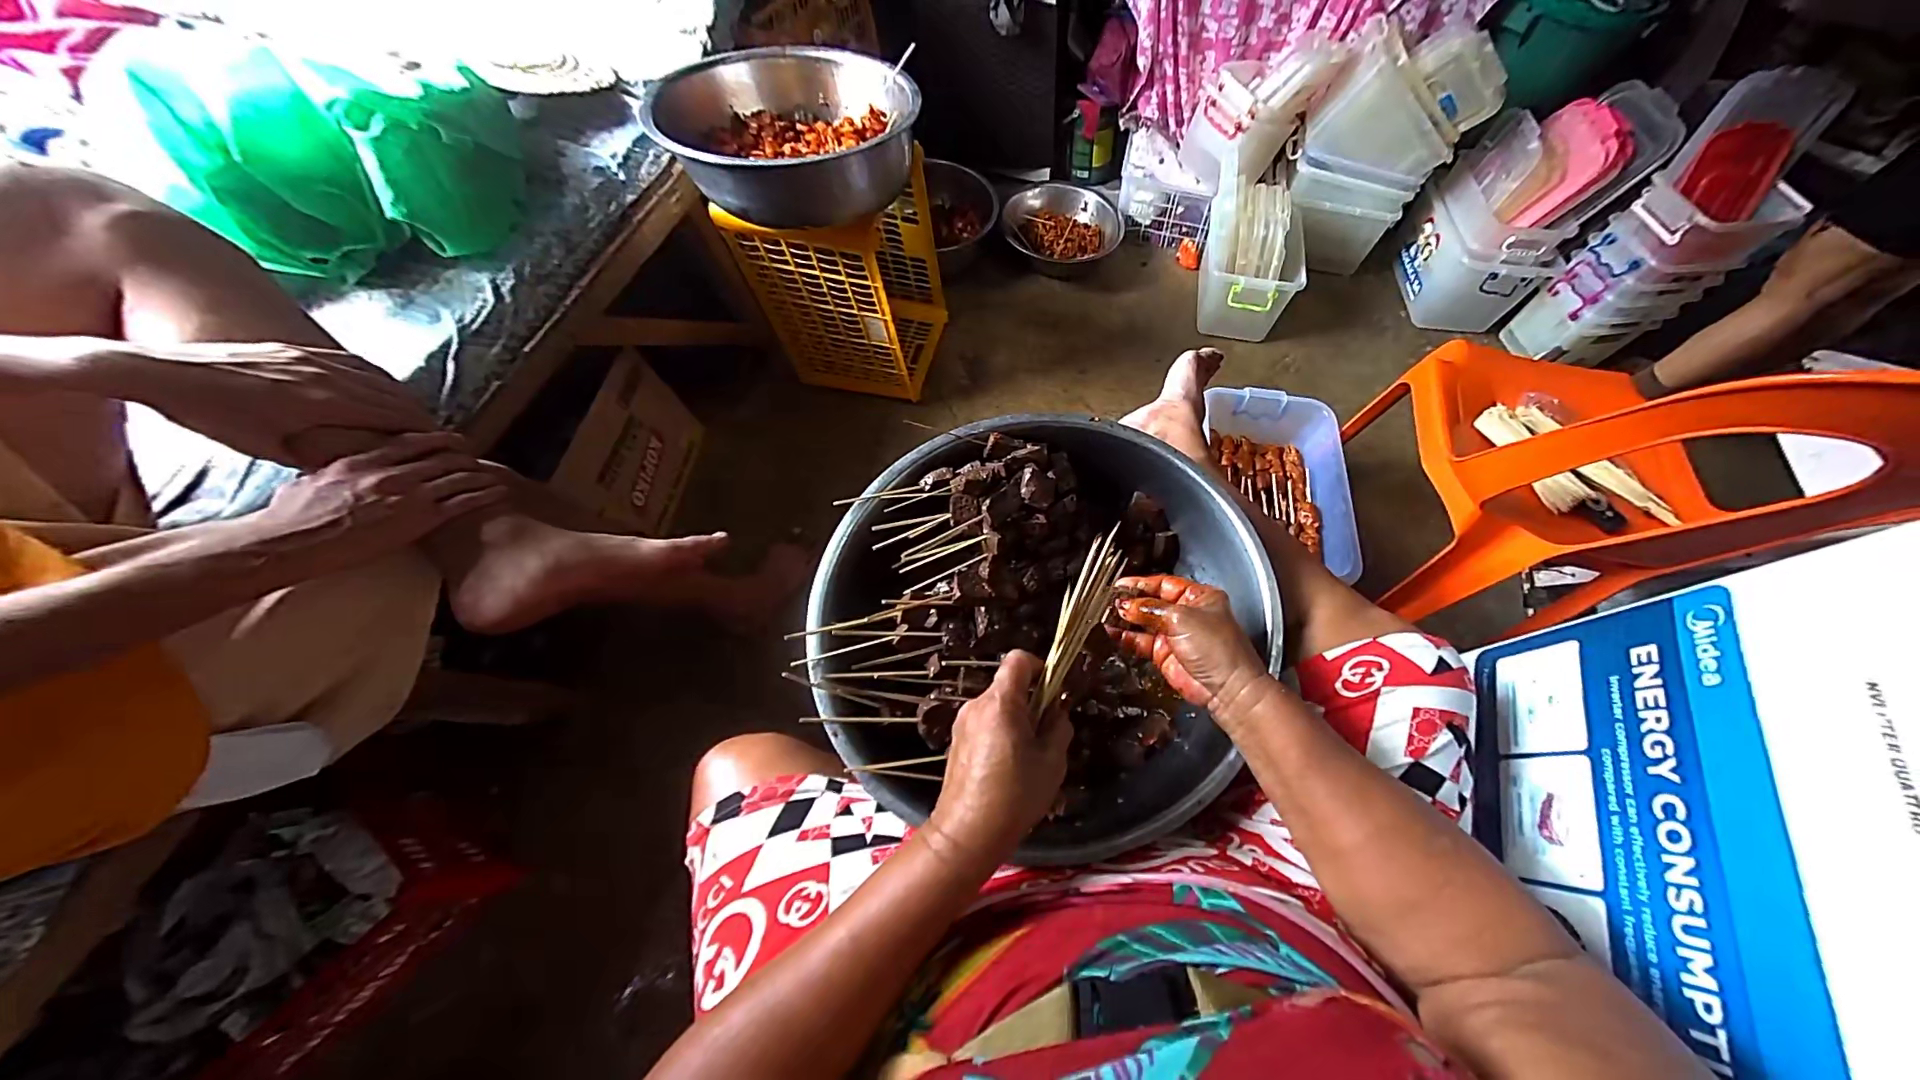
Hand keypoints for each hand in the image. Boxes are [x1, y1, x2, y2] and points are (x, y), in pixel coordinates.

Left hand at [109, 341, 437, 466]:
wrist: (160, 369)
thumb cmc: (210, 415)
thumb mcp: (265, 446)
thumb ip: (320, 450)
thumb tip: (358, 463)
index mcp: (328, 401)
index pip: (397, 416)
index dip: (427, 433)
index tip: (450, 449)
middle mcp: (331, 375)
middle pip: (397, 398)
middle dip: (426, 420)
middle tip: (447, 441)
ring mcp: (318, 359)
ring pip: (382, 380)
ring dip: (408, 402)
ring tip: (424, 422)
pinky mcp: (303, 350)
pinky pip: (360, 366)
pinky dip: (384, 383)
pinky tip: (389, 393)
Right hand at [243, 432, 507, 573]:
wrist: (289, 543)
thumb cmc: (290, 517)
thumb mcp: (311, 480)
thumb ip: (336, 469)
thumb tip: (337, 466)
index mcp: (363, 460)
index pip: (411, 442)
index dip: (438, 439)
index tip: (453, 439)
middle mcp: (390, 472)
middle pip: (442, 457)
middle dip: (464, 456)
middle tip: (479, 457)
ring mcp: (408, 494)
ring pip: (458, 477)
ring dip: (480, 474)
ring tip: (495, 473)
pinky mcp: (421, 518)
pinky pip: (464, 502)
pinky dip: (485, 494)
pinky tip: (500, 491)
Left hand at [924, 651, 1070, 867]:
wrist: (967, 832)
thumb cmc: (1015, 795)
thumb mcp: (1052, 762)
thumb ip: (1059, 727)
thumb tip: (1057, 710)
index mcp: (1001, 702)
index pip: (1018, 659)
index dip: (1039, 666)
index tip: (1053, 689)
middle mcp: (977, 705)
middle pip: (1007, 685)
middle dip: (1030, 700)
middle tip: (1047, 732)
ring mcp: (962, 723)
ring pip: (996, 706)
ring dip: (1015, 719)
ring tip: (1029, 756)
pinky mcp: (956, 741)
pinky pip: (984, 724)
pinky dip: (999, 733)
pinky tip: (1008, 767)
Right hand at [1110, 574, 1269, 714]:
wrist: (1227, 689)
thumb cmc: (1221, 651)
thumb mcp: (1183, 619)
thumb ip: (1151, 609)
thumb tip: (1127, 604)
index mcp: (1198, 597)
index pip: (1163, 583)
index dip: (1140, 584)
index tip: (1120, 585)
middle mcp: (1185, 614)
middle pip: (1150, 602)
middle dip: (1129, 601)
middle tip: (1110, 600)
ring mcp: (1174, 634)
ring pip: (1142, 622)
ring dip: (1124, 619)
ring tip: (1106, 615)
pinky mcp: (1163, 654)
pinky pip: (1139, 641)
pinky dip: (1124, 637)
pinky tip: (1112, 632)